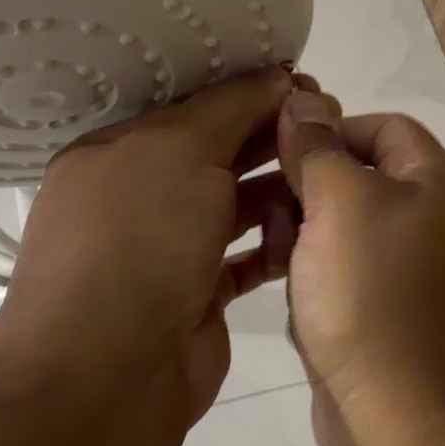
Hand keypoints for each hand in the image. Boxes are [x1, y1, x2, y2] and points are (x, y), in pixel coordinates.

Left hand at [0, 68, 301, 424]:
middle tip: (333, 130)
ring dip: (280, 192)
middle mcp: (140, 198)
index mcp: (119, 152)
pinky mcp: (198, 296)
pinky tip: (311, 233)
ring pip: (236, 206)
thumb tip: (276, 75)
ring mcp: (168, 250)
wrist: (111, 370)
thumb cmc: (138, 241)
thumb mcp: (178, 150)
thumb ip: (231, 107)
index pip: (195, 108)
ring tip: (331, 181)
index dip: (252, 94)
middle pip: (220, 154)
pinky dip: (276, 245)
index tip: (309, 90)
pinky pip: (246, 258)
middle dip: (274, 139)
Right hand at [276, 91, 444, 438]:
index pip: (383, 125)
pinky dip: (309, 273)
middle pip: (357, 173)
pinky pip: (337, 269)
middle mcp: (428, 218)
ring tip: (275, 260)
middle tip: (272, 216)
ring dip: (299, 233)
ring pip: (338, 223)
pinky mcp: (380, 306)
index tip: (279, 152)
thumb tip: (304, 101)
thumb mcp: (341, 203)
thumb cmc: (369, 295)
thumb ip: (319, 148)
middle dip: (307, 187)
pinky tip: (288, 293)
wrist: (394, 412)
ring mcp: (405, 266)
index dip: (330, 129)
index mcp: (434, 183)